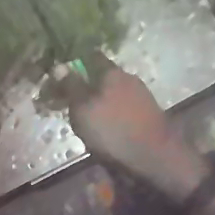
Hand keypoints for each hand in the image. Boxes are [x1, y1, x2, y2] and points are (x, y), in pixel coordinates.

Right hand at [69, 56, 207, 199]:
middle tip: (74, 105)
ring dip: (103, 103)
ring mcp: (143, 96)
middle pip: (104, 76)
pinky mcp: (150, 114)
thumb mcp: (82, 109)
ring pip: (116, 93)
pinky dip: (116, 115)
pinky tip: (111, 130)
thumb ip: (71, 87)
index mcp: (112, 72)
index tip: (63, 78)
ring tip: (91, 122)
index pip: (91, 56)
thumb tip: (59, 66)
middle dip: (89, 87)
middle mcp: (130, 78)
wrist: (155, 157)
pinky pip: (126, 108)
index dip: (75, 65)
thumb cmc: (113, 131)